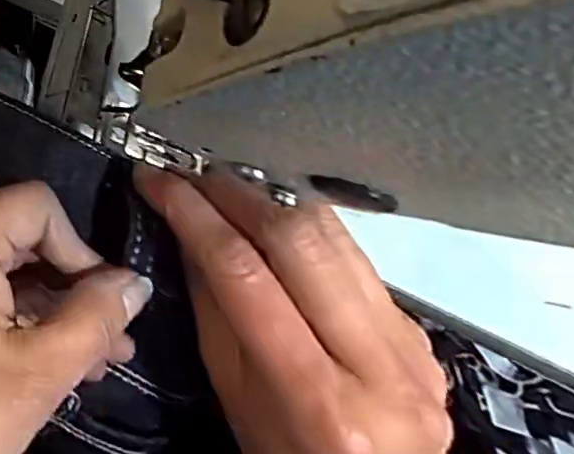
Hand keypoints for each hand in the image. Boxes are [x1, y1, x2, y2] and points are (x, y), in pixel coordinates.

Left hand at [0, 182, 153, 453]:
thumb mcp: (36, 371)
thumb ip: (94, 319)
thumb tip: (133, 285)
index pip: (42, 207)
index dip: (81, 252)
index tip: (106, 301)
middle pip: (25, 231)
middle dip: (72, 284)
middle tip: (112, 334)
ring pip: (7, 257)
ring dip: (50, 301)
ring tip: (94, 352)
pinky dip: (16, 305)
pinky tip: (52, 348)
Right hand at [136, 167, 450, 453]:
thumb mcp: (232, 391)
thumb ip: (210, 302)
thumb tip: (184, 222)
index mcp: (320, 401)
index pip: (242, 272)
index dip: (191, 212)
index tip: (156, 179)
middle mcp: (378, 368)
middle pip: (294, 238)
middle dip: (231, 191)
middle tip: (188, 172)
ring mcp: (408, 345)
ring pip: (329, 231)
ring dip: (265, 194)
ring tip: (222, 184)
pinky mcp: (418, 329)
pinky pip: (350, 250)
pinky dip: (301, 222)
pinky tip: (270, 214)